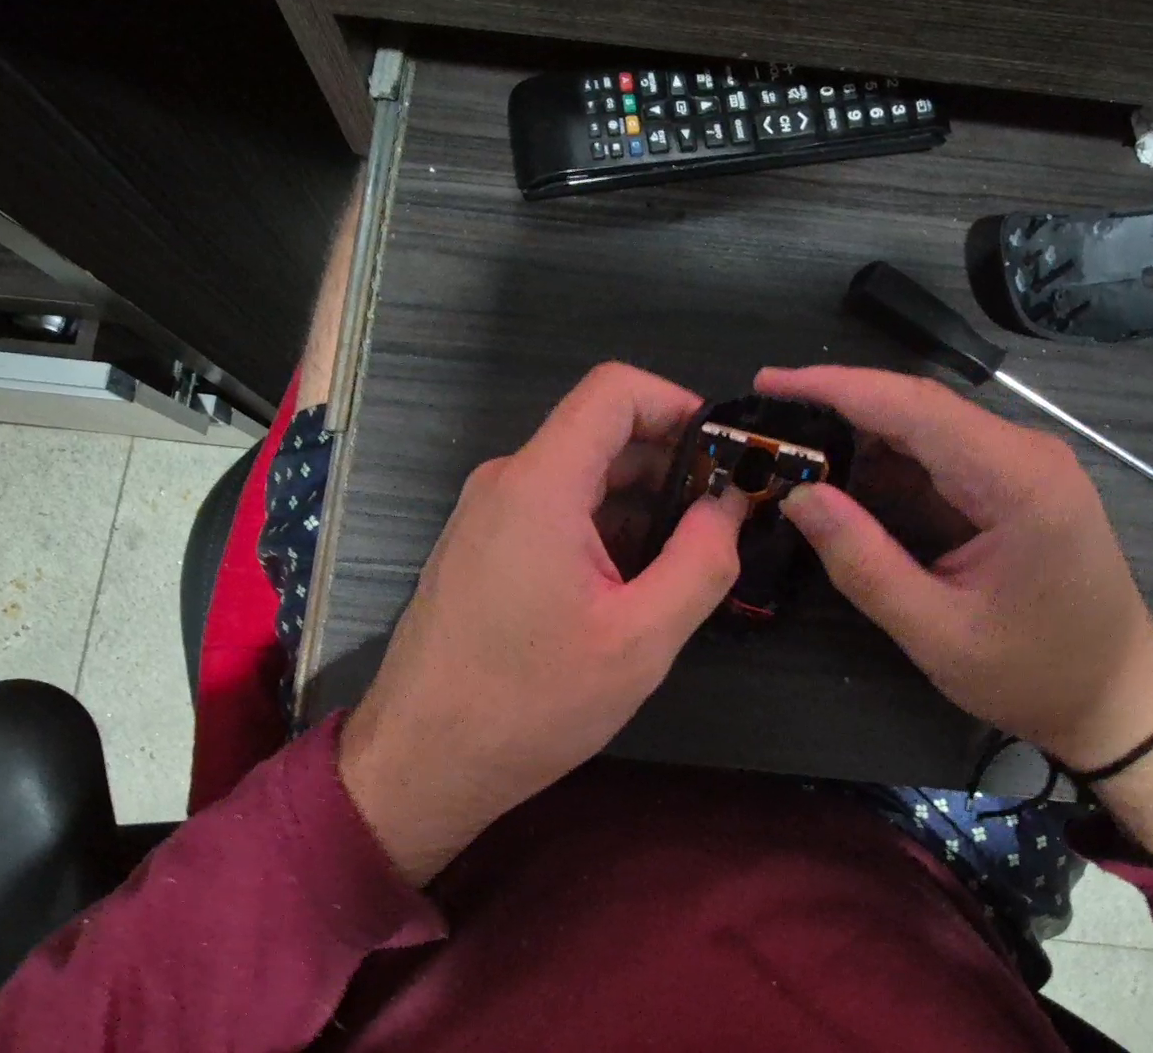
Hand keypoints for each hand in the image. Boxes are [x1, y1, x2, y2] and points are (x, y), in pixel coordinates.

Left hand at [339, 363, 746, 883]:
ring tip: (690, 552)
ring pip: (578, 477)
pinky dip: (603, 528)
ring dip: (639, 501)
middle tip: (725, 511)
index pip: (614, 390)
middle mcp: (506, 482)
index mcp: (541, 484)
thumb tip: (730, 505)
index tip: (727, 451)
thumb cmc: (532, 703)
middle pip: (600, 433)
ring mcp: (486, 515)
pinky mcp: (481, 549)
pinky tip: (635, 580)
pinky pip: (553, 512)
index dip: (678, 403)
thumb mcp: (640, 638)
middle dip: (670, 461)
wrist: (421, 761)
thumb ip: (700, 561)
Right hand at [753, 365, 1152, 771]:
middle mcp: (1025, 453)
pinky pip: (938, 453)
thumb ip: (863, 563)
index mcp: (1017, 481)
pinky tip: (840, 474)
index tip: (769, 382)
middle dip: (835, 404)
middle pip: (915, 405)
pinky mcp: (1012, 482)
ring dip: (856, 432)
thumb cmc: (1033, 674)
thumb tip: (798, 496)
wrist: (1116, 697)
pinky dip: (883, 459)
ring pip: (923, 425)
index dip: (834, 387)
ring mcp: (1022, 464)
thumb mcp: (935, 632)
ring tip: (789, 447)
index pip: (912, 407)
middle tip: (764, 419)